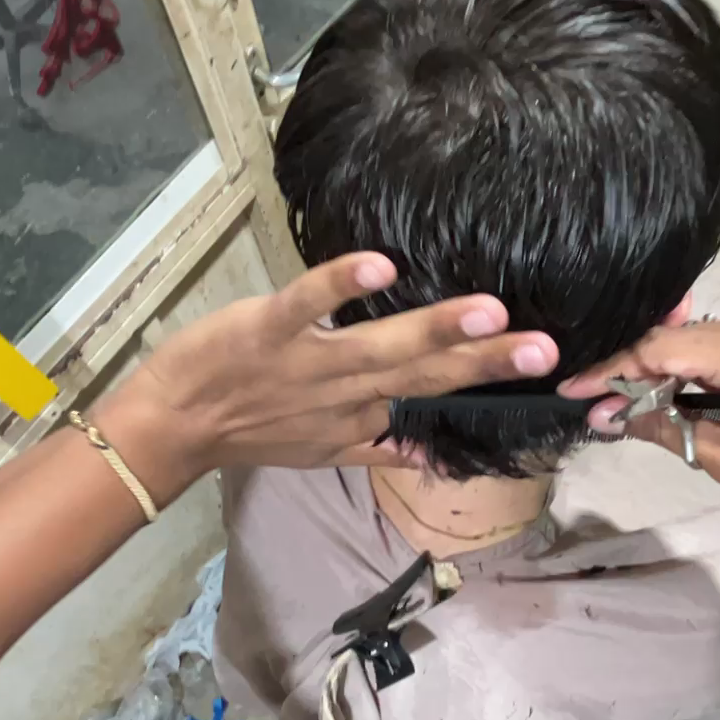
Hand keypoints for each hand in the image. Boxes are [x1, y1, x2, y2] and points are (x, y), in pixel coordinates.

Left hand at [93, 252, 559, 499]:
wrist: (173, 428)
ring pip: (380, 346)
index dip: (486, 378)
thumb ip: (373, 446)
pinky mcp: (266, 330)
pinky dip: (338, 287)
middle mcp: (345, 392)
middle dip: (486, 361)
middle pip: (422, 375)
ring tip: (491, 313)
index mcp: (359, 415)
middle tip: (545, 347)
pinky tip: (380, 265)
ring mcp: (308, 362)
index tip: (546, 362)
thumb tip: (423, 448)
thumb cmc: (249, 432)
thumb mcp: (318, 453)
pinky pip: (306, 306)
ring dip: (435, 329)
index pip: (433, 393)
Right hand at [559, 311, 719, 564]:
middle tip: (591, 405)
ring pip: (698, 343)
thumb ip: (666, 429)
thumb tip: (608, 417)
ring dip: (658, 373)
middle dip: (630, 373)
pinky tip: (664, 394)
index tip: (570, 389)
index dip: (612, 369)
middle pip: (678, 340)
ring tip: (618, 405)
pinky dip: (690, 373)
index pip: (663, 348)